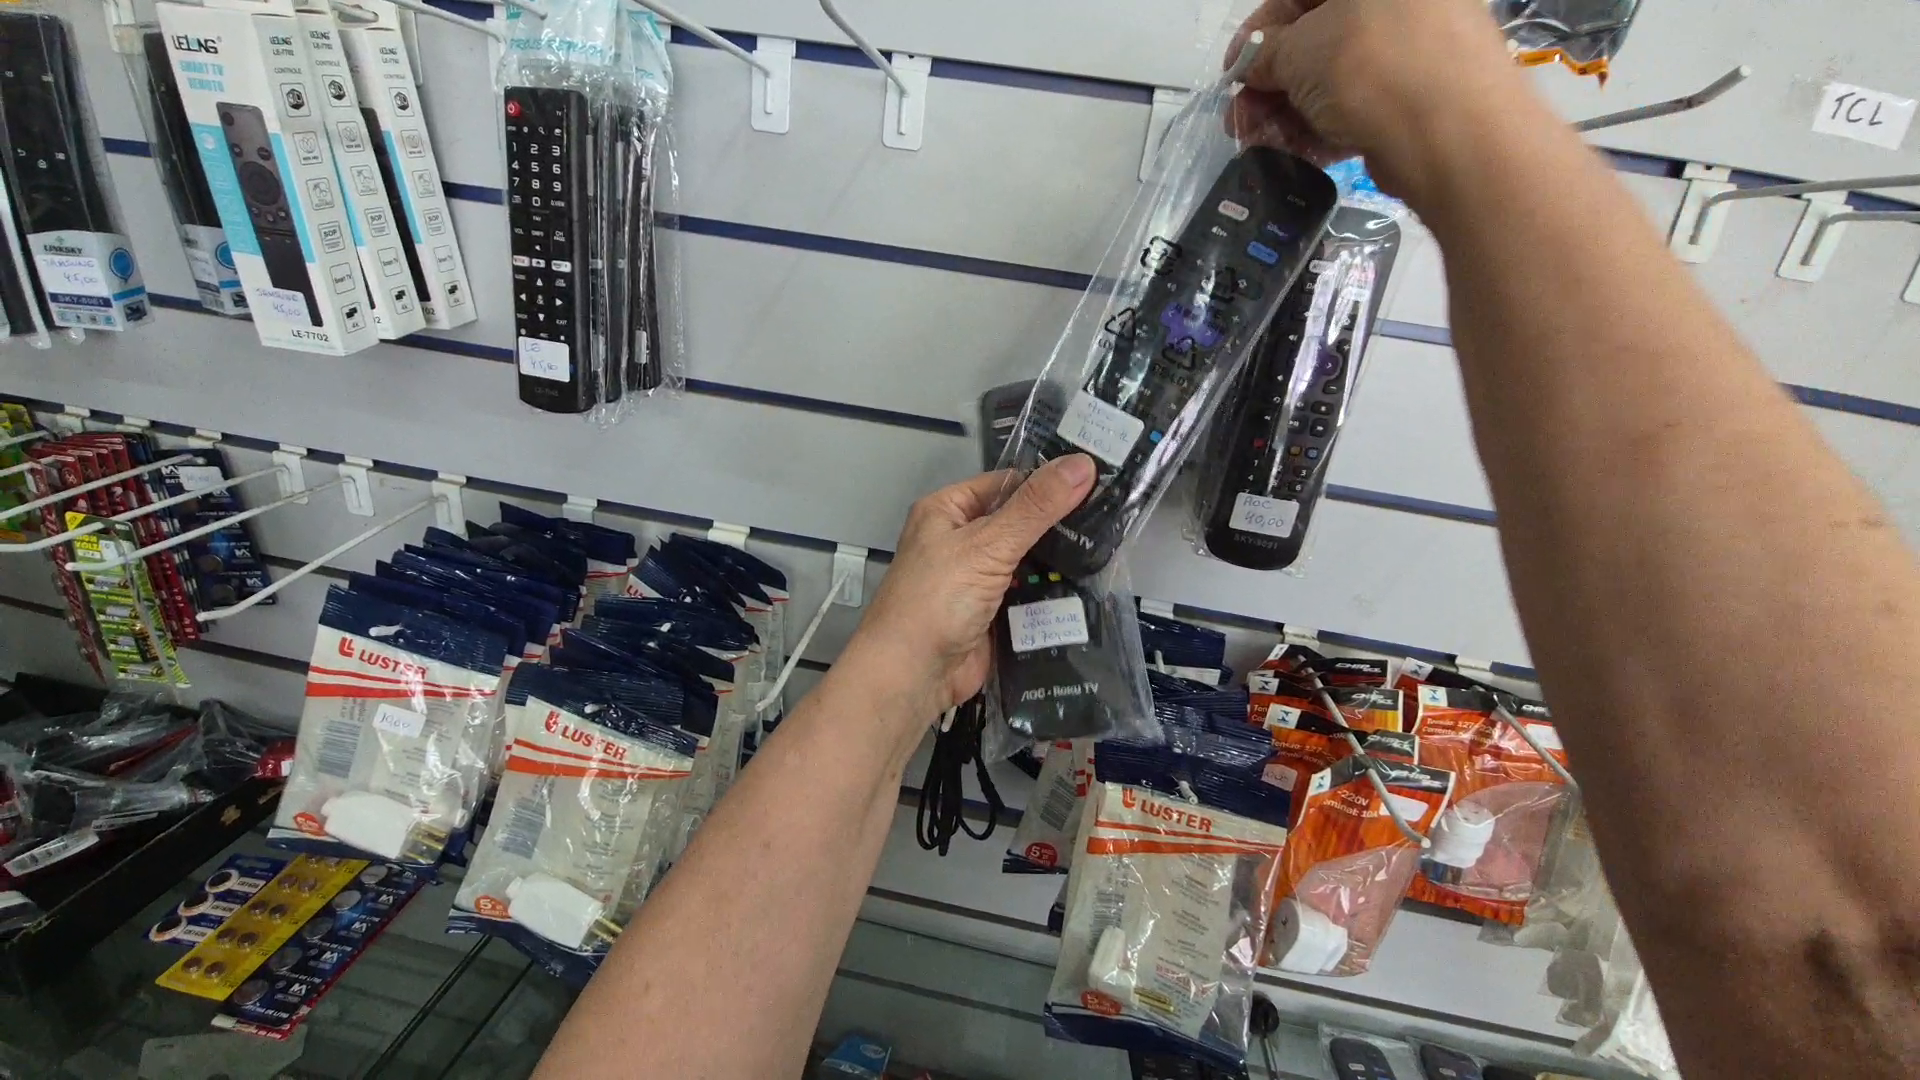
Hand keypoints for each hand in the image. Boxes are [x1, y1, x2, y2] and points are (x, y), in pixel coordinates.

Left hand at [844, 455, 1096, 717]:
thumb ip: (1036, 507)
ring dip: (1061, 561)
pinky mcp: (994, 614)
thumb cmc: (938, 599)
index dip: (1048, 481)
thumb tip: (1082, 463)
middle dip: (1059, 524)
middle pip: (1021, 523)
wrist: (913, 676)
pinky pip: (1031, 595)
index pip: (1007, 484)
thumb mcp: (987, 545)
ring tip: (1113, 548)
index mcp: (948, 511)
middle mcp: (961, 541)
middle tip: (1114, 515)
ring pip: (1030, 560)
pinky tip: (1092, 585)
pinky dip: (1054, 593)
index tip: (1098, 478)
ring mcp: (978, 580)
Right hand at [1225, 0, 1518, 200]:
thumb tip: (1253, 64)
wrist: (1447, 129)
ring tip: (1262, 146)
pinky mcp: (1419, 92)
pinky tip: (1298, 153)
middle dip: (1271, 84)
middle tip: (1241, 122)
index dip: (1257, 33)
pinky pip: (1359, 102)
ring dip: (1289, 113)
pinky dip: (1324, 127)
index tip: (1232, 73)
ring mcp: (1415, 44)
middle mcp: (1399, 1)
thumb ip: (1267, 54)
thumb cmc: (1369, 65)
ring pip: (1334, 76)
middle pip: (1316, 38)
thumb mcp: (1299, 51)